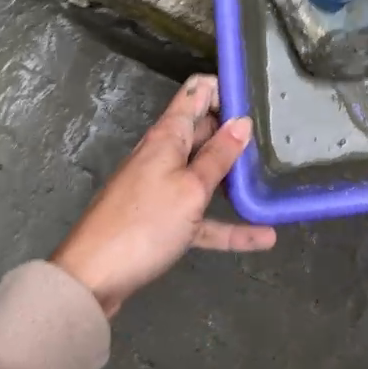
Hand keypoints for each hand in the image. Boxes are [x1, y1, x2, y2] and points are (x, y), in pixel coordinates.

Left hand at [51, 75, 276, 314]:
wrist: (90, 281)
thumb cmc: (144, 224)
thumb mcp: (191, 189)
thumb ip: (219, 156)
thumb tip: (242, 120)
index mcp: (168, 136)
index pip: (196, 92)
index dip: (224, 87)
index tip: (256, 95)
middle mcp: (165, 155)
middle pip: (204, 131)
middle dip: (236, 130)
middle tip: (276, 136)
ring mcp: (163, 189)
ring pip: (205, 173)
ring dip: (235, 176)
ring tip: (273, 177)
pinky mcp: (163, 222)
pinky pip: (203, 217)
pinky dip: (229, 226)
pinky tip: (263, 236)